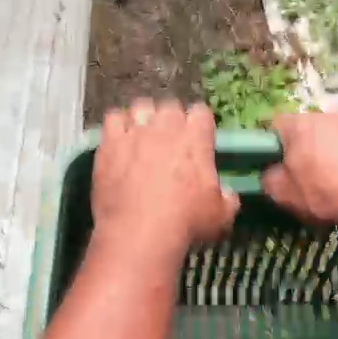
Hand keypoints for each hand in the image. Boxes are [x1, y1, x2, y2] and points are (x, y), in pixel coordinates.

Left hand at [93, 99, 239, 258]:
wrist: (140, 232)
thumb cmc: (186, 223)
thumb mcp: (220, 216)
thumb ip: (227, 198)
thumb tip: (228, 194)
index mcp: (196, 138)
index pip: (201, 112)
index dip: (199, 124)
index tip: (196, 138)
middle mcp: (166, 127)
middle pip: (170, 106)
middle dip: (170, 119)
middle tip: (168, 140)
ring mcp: (136, 132)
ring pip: (140, 106)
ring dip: (143, 118)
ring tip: (141, 135)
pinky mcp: (110, 143)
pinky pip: (113, 119)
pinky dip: (117, 127)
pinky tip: (118, 141)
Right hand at [262, 107, 337, 231]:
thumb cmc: (324, 199)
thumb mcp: (282, 195)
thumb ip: (269, 176)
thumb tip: (272, 169)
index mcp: (298, 126)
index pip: (278, 125)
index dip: (278, 143)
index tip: (283, 161)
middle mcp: (326, 114)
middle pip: (310, 124)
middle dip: (309, 141)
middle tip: (314, 168)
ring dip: (337, 138)